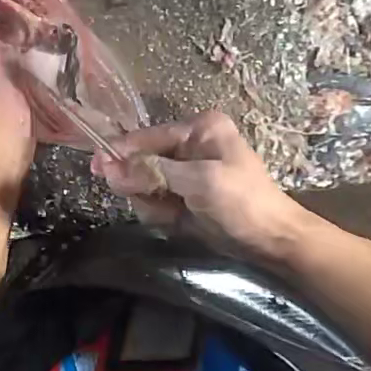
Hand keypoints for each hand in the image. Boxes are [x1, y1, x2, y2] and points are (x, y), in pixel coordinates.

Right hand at [92, 110, 311, 261]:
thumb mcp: (199, 181)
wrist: (273, 241)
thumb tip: (110, 166)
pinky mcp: (185, 199)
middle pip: (143, 160)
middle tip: (137, 196)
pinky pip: (156, 202)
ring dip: (151, 201)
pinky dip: (159, 213)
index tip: (96, 164)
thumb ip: (153, 171)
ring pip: (145, 184)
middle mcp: (191, 147)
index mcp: (200, 130)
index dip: (123, 150)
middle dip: (140, 181)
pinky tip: (175, 221)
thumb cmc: (242, 202)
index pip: (149, 136)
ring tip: (172, 214)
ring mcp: (187, 174)